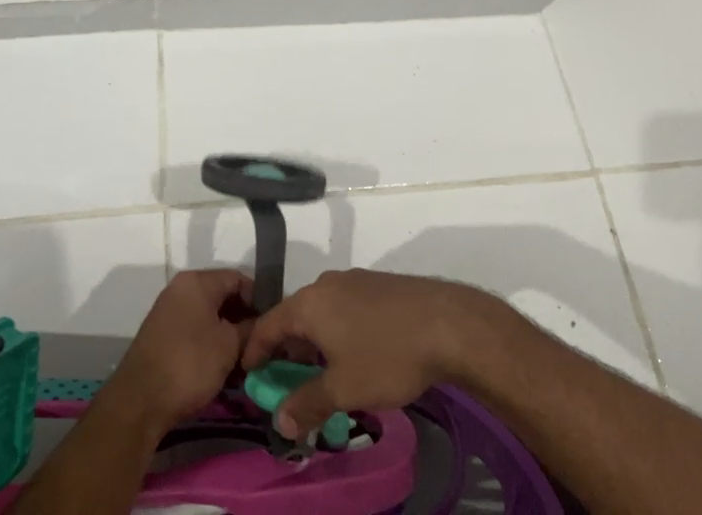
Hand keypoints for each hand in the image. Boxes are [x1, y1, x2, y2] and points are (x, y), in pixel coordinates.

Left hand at [100, 269, 254, 432]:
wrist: (140, 402)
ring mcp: (169, 313)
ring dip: (230, 336)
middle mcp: (180, 290)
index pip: (239, 279)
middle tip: (263, 344)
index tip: (274, 324)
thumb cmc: (190, 364)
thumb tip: (262, 324)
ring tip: (248, 361)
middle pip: (223, 297)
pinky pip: (196, 332)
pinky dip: (212, 345)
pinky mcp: (163, 337)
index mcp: (196, 282)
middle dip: (245, 320)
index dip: (260, 299)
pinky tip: (226, 368)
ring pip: (210, 317)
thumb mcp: (230, 345)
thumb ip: (251, 328)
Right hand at [241, 269, 507, 438]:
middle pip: (295, 315)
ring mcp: (356, 280)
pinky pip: (346, 307)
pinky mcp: (381, 284)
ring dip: (316, 340)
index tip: (250, 375)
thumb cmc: (388, 356)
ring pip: (323, 311)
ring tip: (323, 371)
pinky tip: (356, 353)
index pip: (267, 324)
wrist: (451, 325)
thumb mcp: (344, 389)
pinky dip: (340, 330)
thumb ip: (308, 404)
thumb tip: (281, 422)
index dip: (255, 351)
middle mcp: (327, 284)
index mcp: (309, 303)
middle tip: (288, 380)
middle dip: (288, 348)